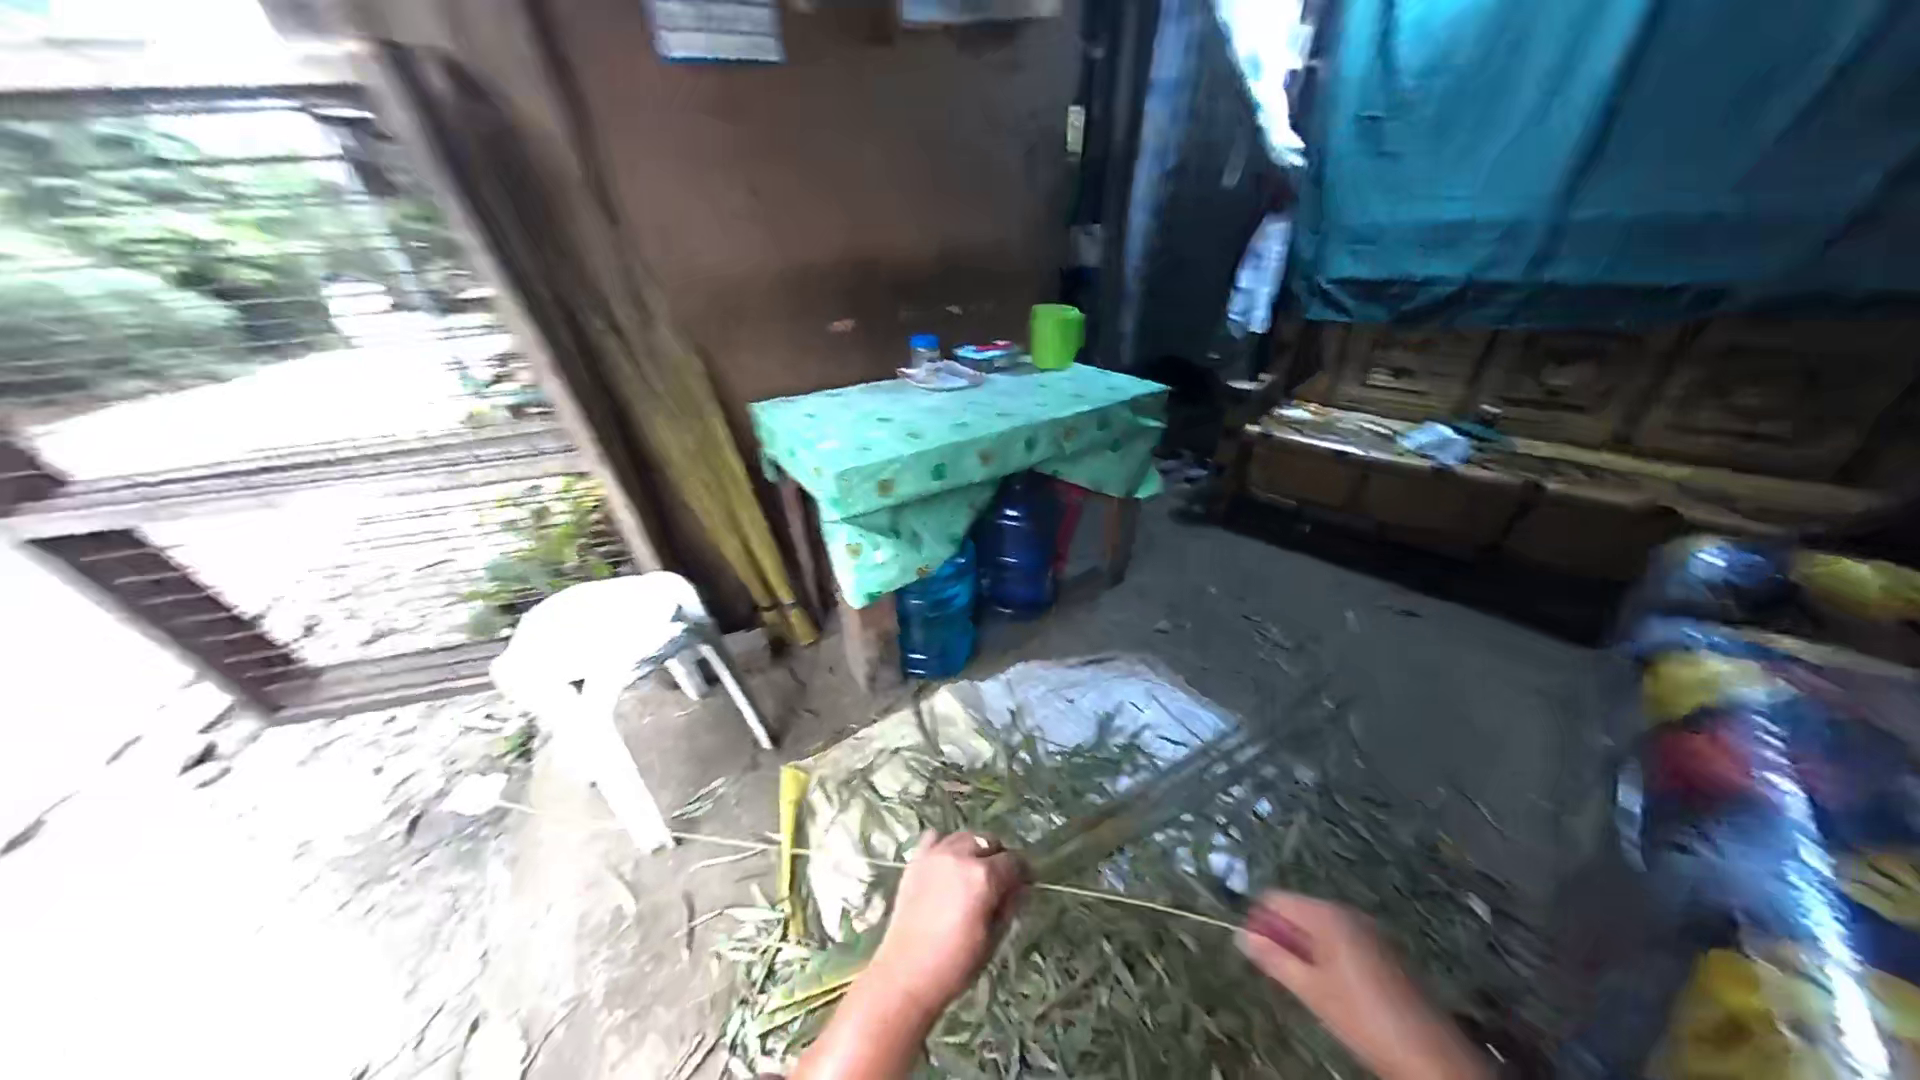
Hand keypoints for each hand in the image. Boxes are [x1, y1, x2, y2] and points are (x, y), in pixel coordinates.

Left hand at [867, 830, 1028, 1017]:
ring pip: (965, 836)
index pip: (1014, 861)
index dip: (1024, 872)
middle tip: (1000, 880)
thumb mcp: (993, 938)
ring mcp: (936, 854)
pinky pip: (936, 838)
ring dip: (975, 849)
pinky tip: (947, 865)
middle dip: (1000, 857)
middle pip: (989, 841)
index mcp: (984, 877)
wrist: (906, 972)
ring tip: (973, 871)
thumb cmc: (955, 963)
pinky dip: (946, 846)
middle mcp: (961, 856)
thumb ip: (1009, 906)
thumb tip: (1018, 888)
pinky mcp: (916, 859)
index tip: (1025, 883)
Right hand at [1239, 892, 1492, 1079]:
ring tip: (1307, 983)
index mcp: (1326, 915)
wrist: (1431, 1056)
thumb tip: (1242, 934)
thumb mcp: (1310, 990)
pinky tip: (1333, 986)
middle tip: (1281, 971)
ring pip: (1319, 926)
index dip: (1260, 919)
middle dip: (1283, 935)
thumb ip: (1273, 958)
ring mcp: (1368, 929)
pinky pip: (1340, 938)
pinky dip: (1327, 954)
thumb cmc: (1362, 1017)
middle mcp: (1346, 912)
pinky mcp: (1382, 949)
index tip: (1256, 950)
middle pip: (1298, 910)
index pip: (1275, 898)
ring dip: (1305, 947)